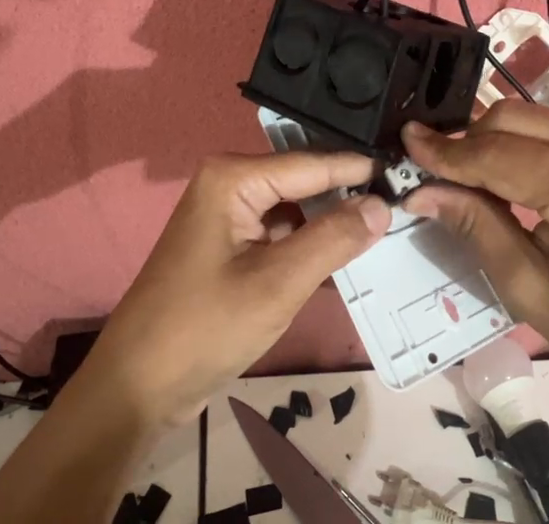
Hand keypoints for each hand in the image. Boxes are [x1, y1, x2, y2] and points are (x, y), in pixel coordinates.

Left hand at [72, 151, 390, 427]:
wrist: (137, 386)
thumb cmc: (204, 327)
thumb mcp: (277, 284)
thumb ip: (333, 239)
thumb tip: (382, 204)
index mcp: (233, 178)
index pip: (314, 163)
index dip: (362, 171)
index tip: (410, 171)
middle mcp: (228, 185)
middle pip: (304, 182)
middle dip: (348, 196)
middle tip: (406, 202)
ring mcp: (226, 217)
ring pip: (295, 210)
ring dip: (331, 224)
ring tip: (386, 228)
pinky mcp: (228, 248)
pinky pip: (280, 234)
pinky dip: (309, 246)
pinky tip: (344, 258)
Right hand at [402, 101, 548, 422]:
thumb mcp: (526, 285)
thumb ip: (473, 224)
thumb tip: (419, 190)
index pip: (498, 155)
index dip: (446, 152)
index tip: (402, 143)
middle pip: (513, 120)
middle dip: (466, 141)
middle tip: (425, 167)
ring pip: (531, 119)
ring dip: (490, 141)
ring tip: (454, 171)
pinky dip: (518, 146)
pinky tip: (496, 172)